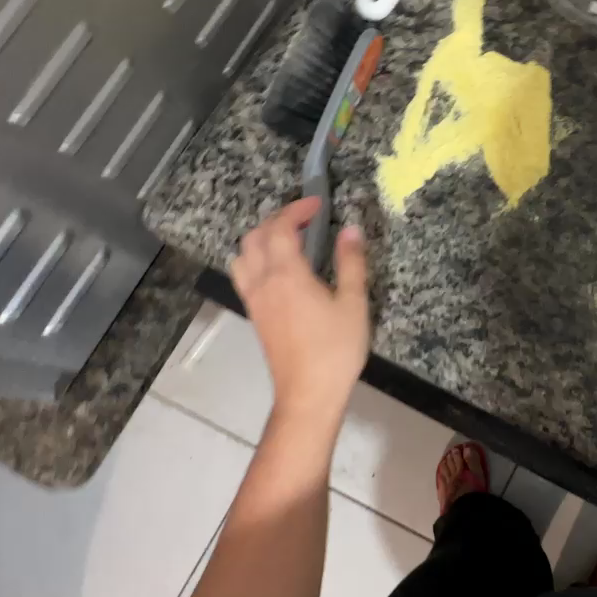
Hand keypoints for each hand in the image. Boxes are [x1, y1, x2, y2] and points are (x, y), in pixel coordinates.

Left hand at [230, 197, 369, 422]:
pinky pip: (244, 274)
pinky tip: (278, 269)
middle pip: (255, 237)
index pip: (281, 228)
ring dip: (260, 238)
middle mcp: (263, 281)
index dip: (297, 210)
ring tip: (286, 240)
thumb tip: (351, 230)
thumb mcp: (353, 304)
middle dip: (277, 220)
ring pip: (242, 255)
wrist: (308, 392)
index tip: (317, 204)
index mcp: (287, 274)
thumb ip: (351, 263)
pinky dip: (255, 259)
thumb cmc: (336, 349)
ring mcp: (255, 299)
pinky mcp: (255, 315)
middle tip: (304, 219)